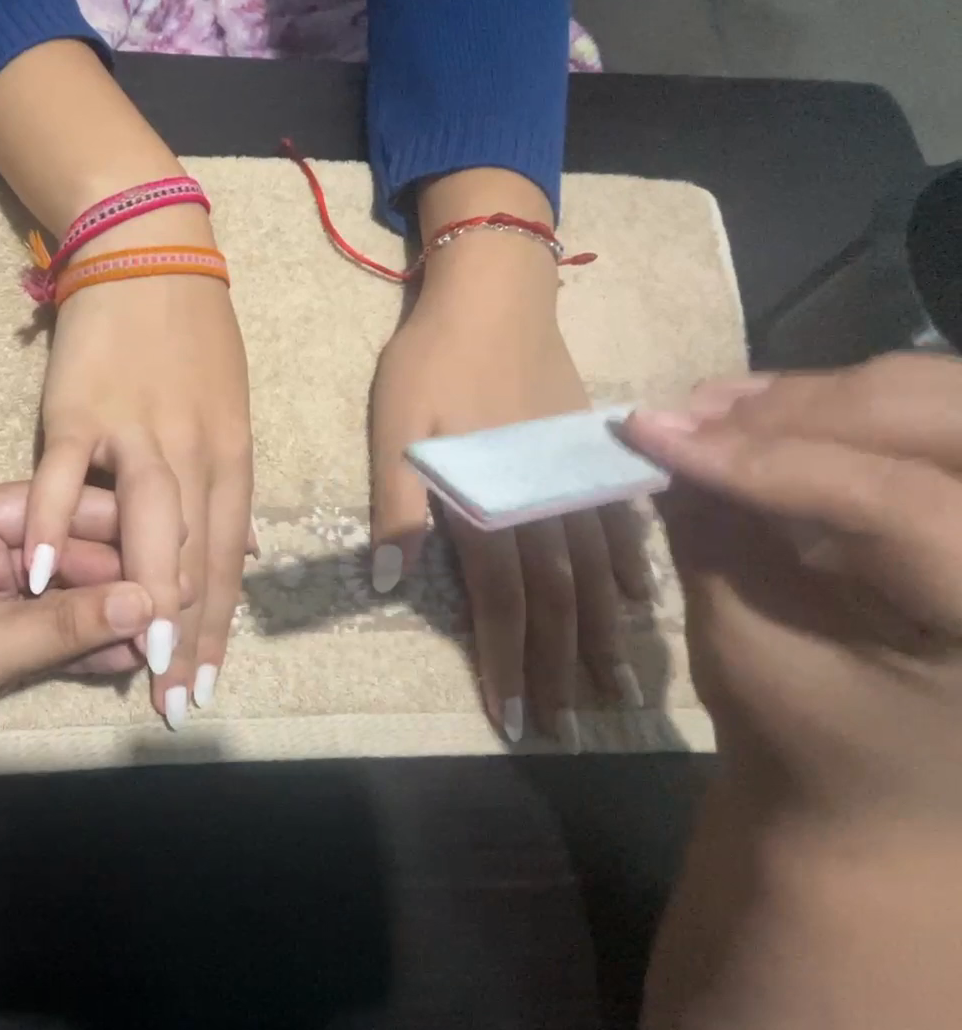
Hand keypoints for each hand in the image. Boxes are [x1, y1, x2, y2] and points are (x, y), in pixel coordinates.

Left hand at [0, 482, 153, 801]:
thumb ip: (66, 623)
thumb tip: (151, 602)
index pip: (51, 508)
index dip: (110, 524)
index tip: (168, 544)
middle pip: (64, 558)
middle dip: (118, 582)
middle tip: (177, 604)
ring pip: (64, 605)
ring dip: (110, 620)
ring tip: (167, 637)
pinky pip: (53, 644)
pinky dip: (88, 652)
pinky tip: (132, 660)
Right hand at [29, 222, 252, 728]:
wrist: (150, 255)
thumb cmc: (189, 341)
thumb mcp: (228, 415)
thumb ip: (224, 488)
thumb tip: (240, 553)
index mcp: (227, 461)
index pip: (225, 564)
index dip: (214, 630)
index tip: (203, 685)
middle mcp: (191, 457)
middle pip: (193, 560)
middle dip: (185, 636)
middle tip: (175, 702)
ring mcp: (134, 434)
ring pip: (146, 529)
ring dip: (140, 598)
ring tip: (136, 663)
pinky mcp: (78, 413)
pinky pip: (61, 478)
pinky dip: (49, 526)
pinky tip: (36, 577)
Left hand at [369, 242, 650, 746]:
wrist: (493, 300)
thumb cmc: (431, 367)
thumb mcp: (395, 433)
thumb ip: (400, 509)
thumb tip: (391, 584)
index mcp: (490, 508)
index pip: (501, 605)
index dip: (506, 664)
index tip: (516, 720)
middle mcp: (544, 507)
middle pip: (555, 605)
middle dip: (558, 670)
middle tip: (569, 729)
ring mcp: (579, 483)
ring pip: (596, 577)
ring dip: (603, 637)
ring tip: (618, 692)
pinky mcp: (595, 460)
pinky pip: (624, 529)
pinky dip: (632, 573)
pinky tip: (638, 606)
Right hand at [623, 353, 961, 826]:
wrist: (880, 788)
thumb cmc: (807, 739)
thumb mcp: (745, 648)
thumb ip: (714, 540)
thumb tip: (662, 444)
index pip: (900, 505)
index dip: (763, 461)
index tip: (647, 432)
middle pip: (945, 421)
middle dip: (797, 410)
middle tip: (681, 419)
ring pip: (942, 397)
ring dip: (815, 396)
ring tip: (705, 411)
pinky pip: (930, 412)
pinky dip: (837, 402)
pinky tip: (750, 411)